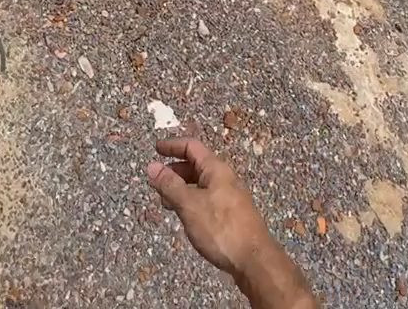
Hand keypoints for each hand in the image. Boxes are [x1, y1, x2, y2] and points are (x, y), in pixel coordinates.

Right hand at [146, 139, 315, 308]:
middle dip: (176, 170)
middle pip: (197, 165)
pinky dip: (192, 202)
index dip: (173, 146)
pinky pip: (207, 200)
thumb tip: (152, 166)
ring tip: (167, 202)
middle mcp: (225, 179)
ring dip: (183, 189)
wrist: (255, 261)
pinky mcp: (232, 216)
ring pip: (202, 185)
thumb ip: (170, 185)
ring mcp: (231, 198)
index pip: (192, 147)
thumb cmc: (221, 228)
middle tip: (158, 182)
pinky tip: (187, 218)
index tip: (156, 149)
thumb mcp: (190, 205)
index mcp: (216, 169)